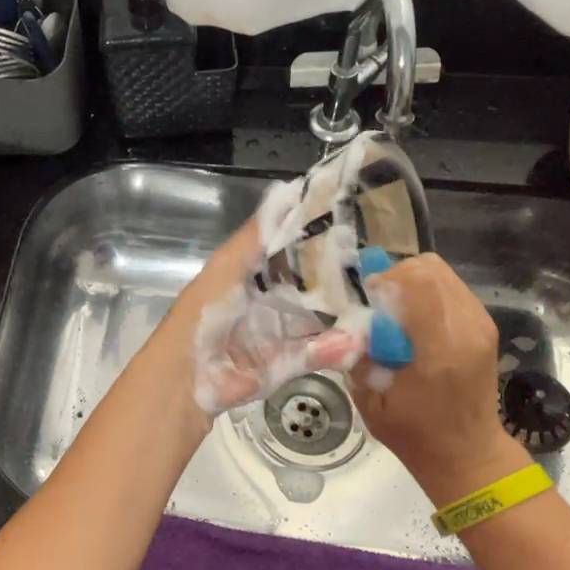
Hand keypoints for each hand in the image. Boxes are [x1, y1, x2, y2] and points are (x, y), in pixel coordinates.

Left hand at [145, 221, 362, 420]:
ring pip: (321, 318)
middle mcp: (268, 299)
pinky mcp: (286, 362)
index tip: (355, 223)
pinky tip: (362, 336)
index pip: (291, 251)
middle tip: (382, 265)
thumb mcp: (226, 268)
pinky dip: (339, 346)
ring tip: (381, 301)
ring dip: (347, 314)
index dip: (319, 239)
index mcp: (251, 273)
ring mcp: (279, 332)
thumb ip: (256, 236)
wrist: (188, 377)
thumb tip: (288, 192)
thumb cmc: (204, 314)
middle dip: (342, 278)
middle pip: (312, 285)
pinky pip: (318, 351)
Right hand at [348, 254, 529, 505]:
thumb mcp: (371, 400)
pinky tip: (415, 321)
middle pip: (429, 268)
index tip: (367, 300)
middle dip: (396, 277)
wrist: (468, 453)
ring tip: (396, 313)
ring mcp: (481, 324)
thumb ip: (358, 356)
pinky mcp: (484, 325)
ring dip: (411, 283)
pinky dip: (427, 293)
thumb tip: (349, 321)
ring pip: (440, 272)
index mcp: (439, 351)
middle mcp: (466, 329)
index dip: (385, 279)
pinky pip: (451, 287)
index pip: (418, 283)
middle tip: (379, 305)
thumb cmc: (414, 433)